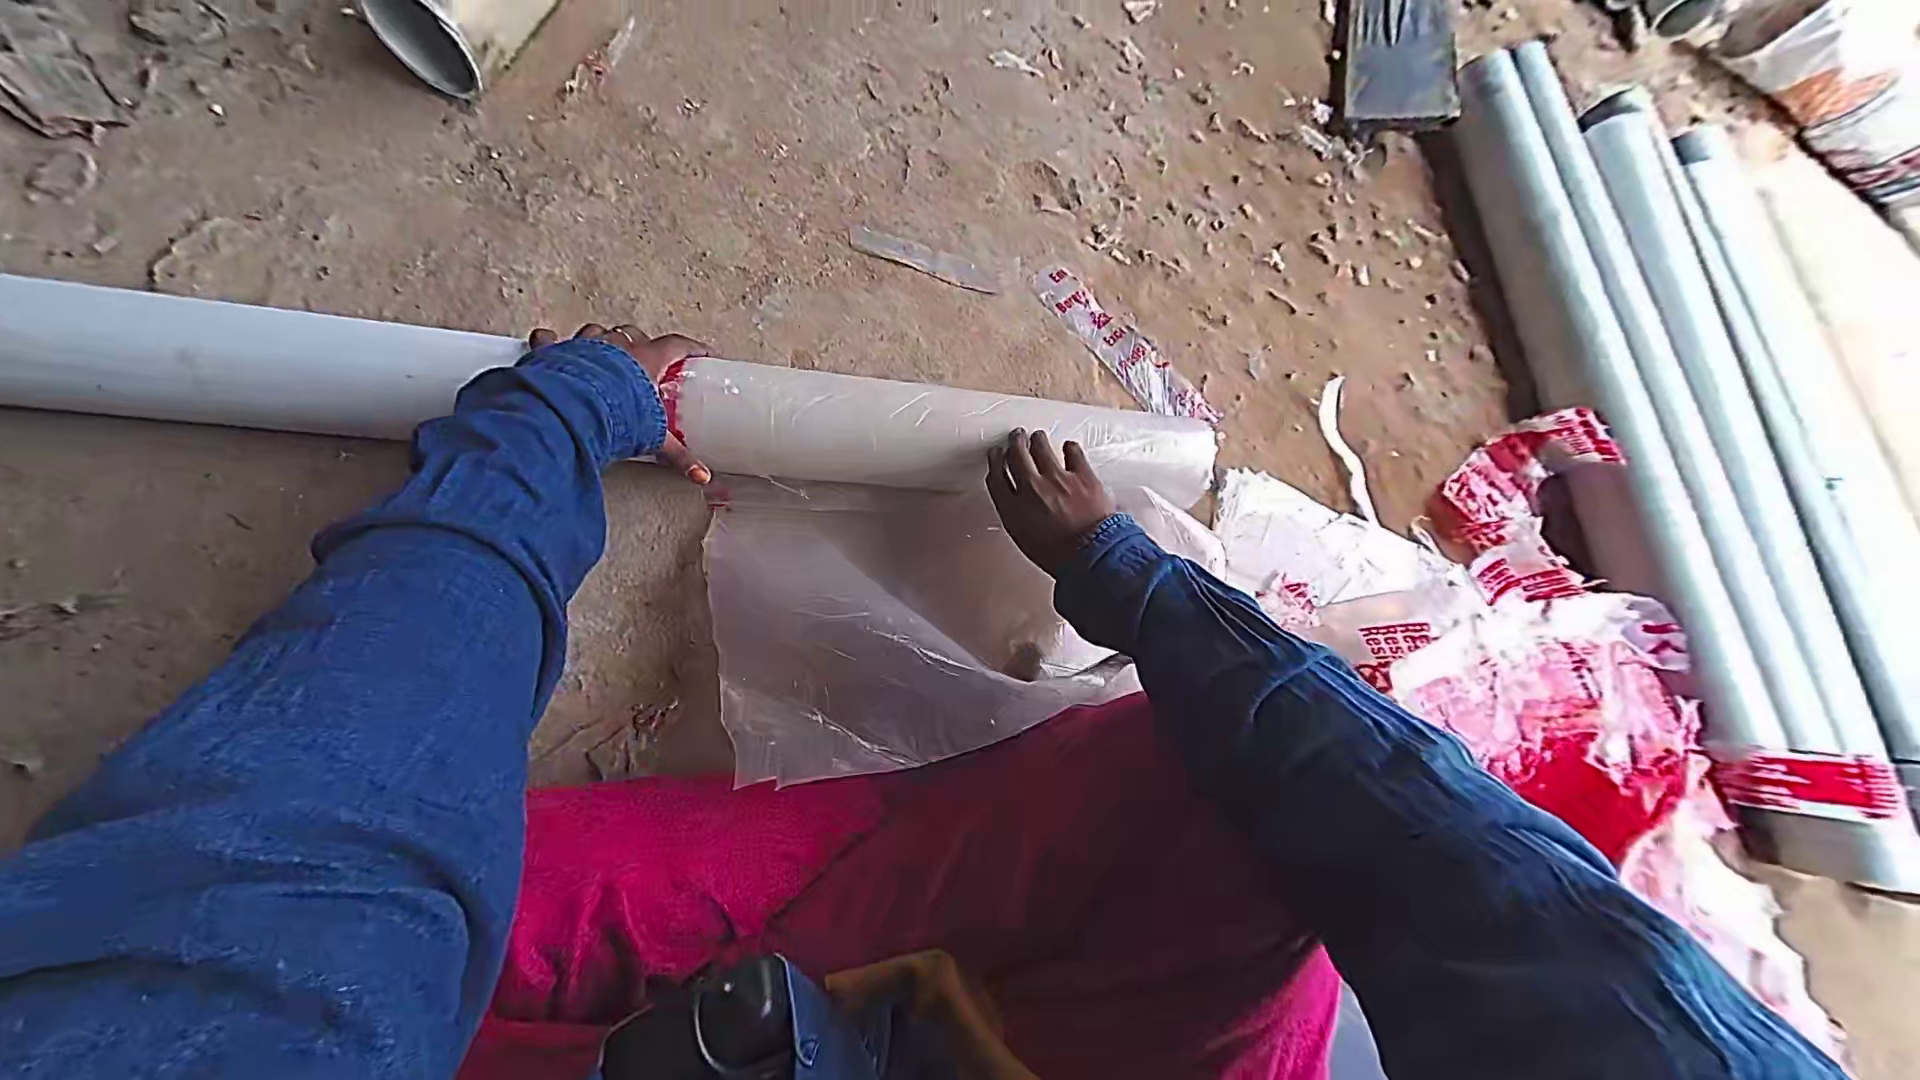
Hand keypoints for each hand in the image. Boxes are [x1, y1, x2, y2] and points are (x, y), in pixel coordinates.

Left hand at [528, 323, 711, 484]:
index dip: (691, 348)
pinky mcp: (552, 354)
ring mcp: (582, 347)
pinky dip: (551, 342)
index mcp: (645, 360)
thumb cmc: (612, 418)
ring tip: (604, 352)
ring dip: (601, 340)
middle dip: (641, 343)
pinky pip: (549, 340)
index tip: (700, 352)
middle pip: (634, 335)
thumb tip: (700, 475)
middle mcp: (614, 348)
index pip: (676, 346)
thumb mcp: (654, 439)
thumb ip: (678, 455)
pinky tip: (552, 344)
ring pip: (595, 332)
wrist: (568, 415)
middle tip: (646, 358)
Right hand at [985, 428, 1117, 575]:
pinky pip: (1072, 450)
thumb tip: (1018, 503)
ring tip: (1038, 436)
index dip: (995, 462)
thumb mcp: (1026, 540)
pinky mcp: (1082, 474)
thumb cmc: (1061, 556)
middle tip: (1016, 438)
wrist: (1094, 556)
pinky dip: (1069, 447)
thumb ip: (1018, 516)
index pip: (996, 477)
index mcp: (1013, 510)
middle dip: (1014, 443)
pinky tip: (1069, 447)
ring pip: (1040, 446)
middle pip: (1015, 456)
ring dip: (1037, 439)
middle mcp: (1031, 489)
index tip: (996, 455)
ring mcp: (1057, 478)